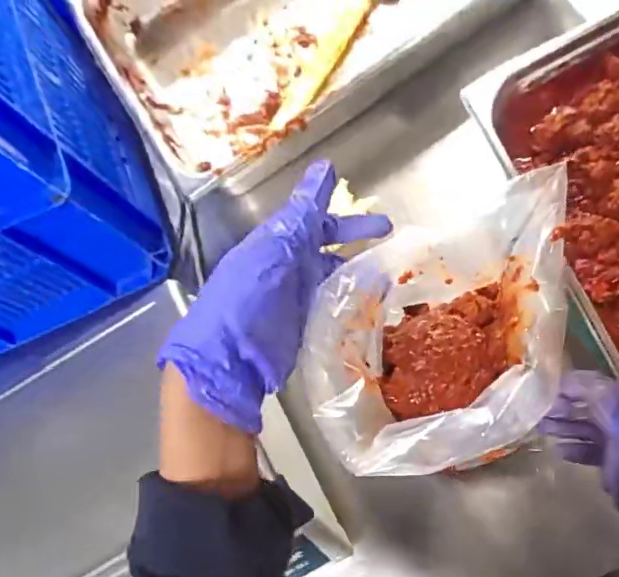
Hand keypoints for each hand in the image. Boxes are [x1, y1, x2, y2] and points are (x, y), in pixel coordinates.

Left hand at [158, 160, 391, 432]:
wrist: (230, 361)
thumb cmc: (246, 303)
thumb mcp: (274, 253)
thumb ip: (300, 219)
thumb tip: (322, 172)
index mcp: (279, 244)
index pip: (312, 216)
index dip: (336, 204)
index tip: (356, 190)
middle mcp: (289, 267)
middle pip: (327, 246)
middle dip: (356, 238)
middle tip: (388, 233)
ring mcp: (297, 299)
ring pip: (333, 277)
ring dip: (358, 271)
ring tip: (387, 271)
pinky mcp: (304, 328)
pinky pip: (332, 306)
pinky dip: (352, 301)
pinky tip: (371, 302)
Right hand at [541, 371, 618, 576]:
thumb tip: (593, 388)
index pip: (608, 395)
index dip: (580, 388)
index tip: (550, 387)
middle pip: (599, 414)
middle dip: (569, 409)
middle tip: (539, 409)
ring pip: (596, 437)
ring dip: (571, 431)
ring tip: (543, 427)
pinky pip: (601, 461)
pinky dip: (582, 454)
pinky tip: (562, 451)